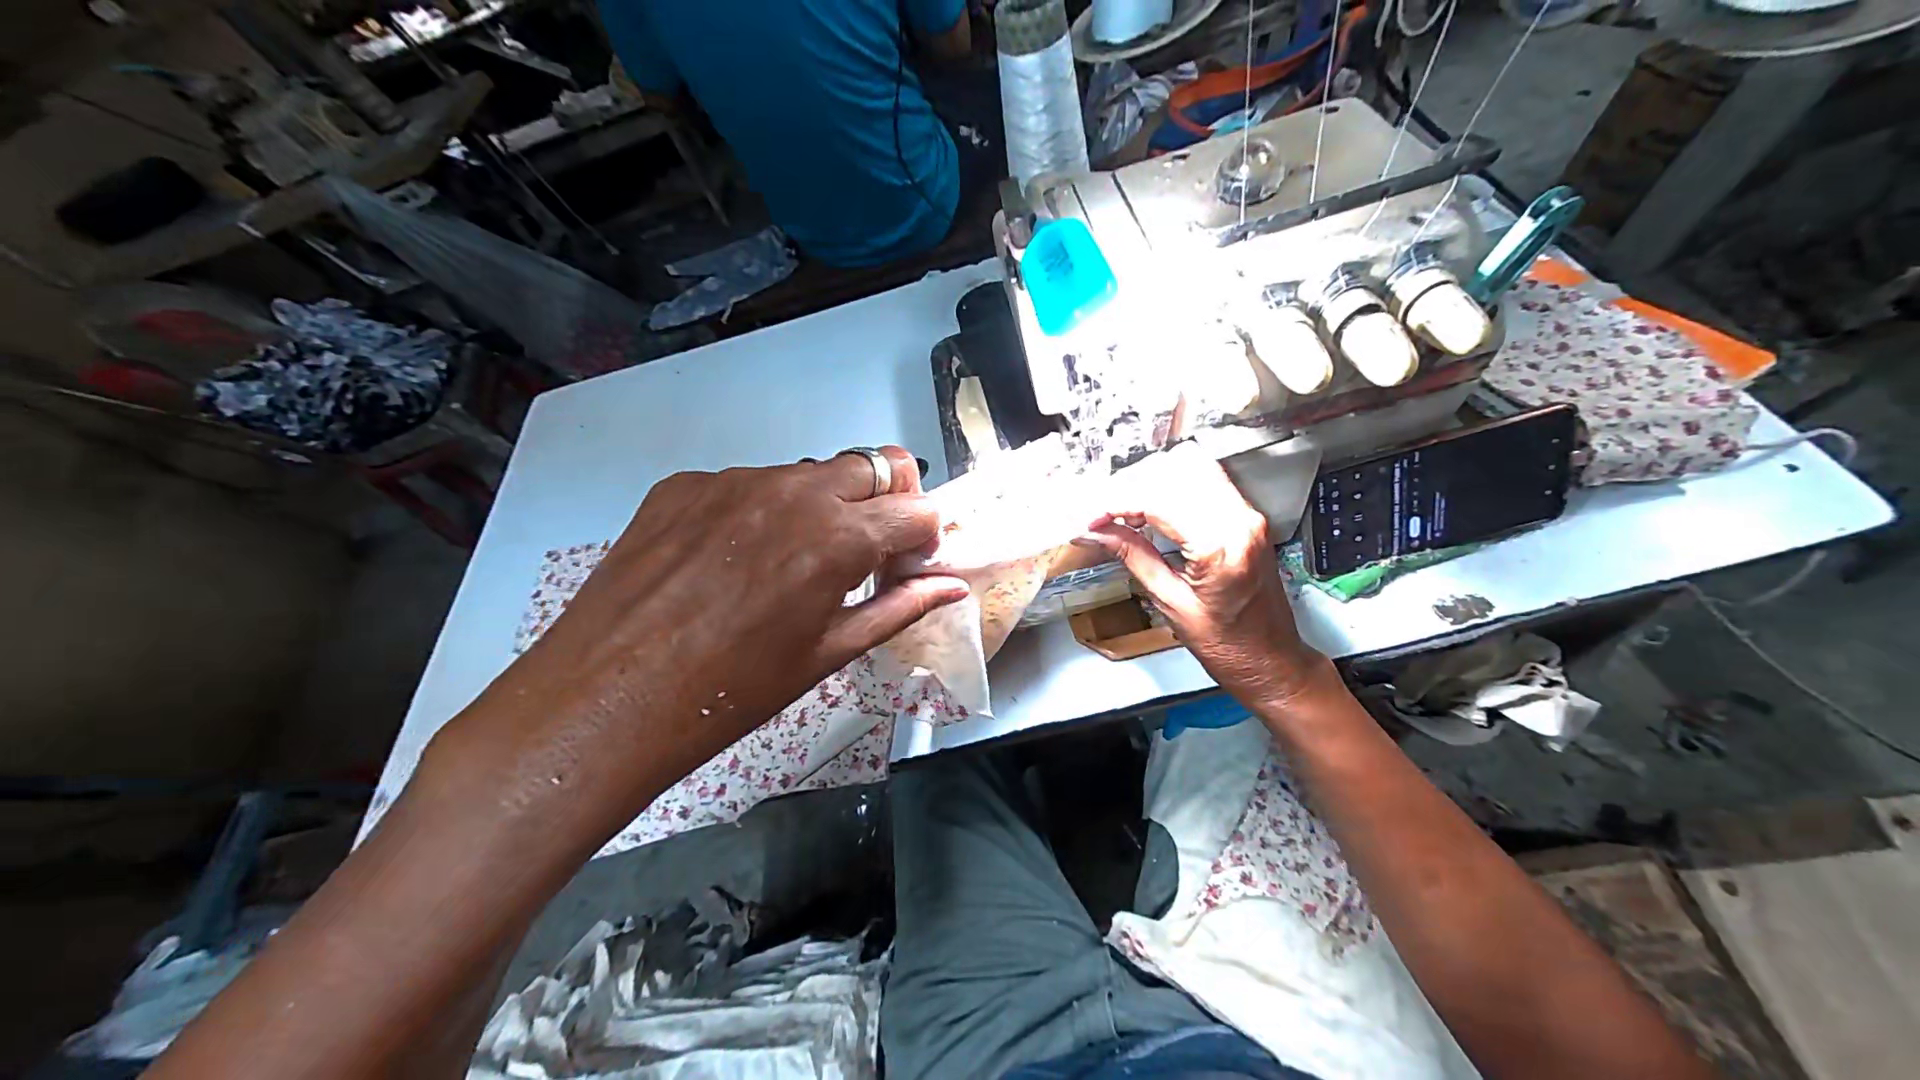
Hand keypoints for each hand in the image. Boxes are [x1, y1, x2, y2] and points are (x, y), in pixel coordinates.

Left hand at [438, 448, 967, 833]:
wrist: (606, 699)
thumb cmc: (733, 691)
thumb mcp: (827, 653)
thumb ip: (897, 608)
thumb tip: (951, 587)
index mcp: (837, 538)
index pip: (917, 508)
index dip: (923, 537)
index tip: (906, 566)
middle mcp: (792, 491)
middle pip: (874, 465)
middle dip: (887, 502)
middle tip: (866, 551)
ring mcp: (733, 480)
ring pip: (809, 473)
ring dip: (824, 506)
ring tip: (790, 562)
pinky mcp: (684, 483)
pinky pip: (747, 484)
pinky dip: (761, 511)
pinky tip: (732, 561)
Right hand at [1080, 443, 1328, 712]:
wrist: (1271, 660)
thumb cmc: (1231, 646)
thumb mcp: (1170, 603)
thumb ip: (1133, 557)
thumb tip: (1099, 534)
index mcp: (1220, 548)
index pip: (1157, 501)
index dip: (1116, 504)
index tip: (1094, 518)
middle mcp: (1240, 523)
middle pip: (1173, 474)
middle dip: (1130, 488)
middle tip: (1104, 514)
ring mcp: (1248, 517)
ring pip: (1190, 469)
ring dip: (1151, 483)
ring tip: (1126, 512)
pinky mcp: (1249, 518)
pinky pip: (1206, 482)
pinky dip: (1173, 488)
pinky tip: (1153, 510)